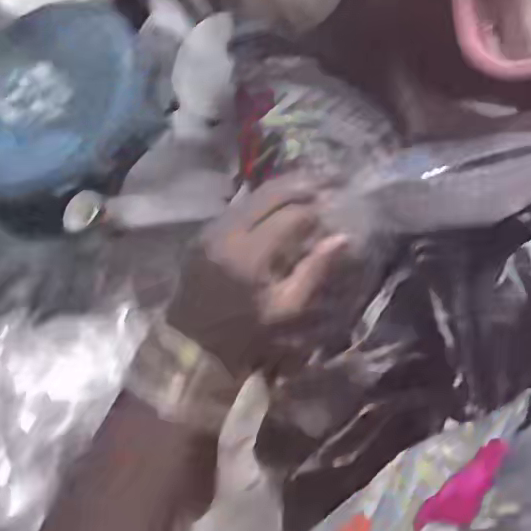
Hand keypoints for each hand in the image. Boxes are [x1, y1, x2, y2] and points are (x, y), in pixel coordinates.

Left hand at [165, 176, 350, 375]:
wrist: (190, 345)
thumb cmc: (244, 332)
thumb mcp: (285, 308)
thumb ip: (313, 270)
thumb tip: (341, 238)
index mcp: (250, 256)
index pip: (290, 216)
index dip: (315, 211)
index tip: (331, 213)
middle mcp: (228, 234)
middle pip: (270, 194)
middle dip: (300, 187)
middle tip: (324, 185)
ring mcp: (211, 229)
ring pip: (252, 195)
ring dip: (281, 190)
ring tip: (306, 189)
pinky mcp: (203, 231)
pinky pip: (238, 206)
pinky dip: (262, 202)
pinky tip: (278, 205)